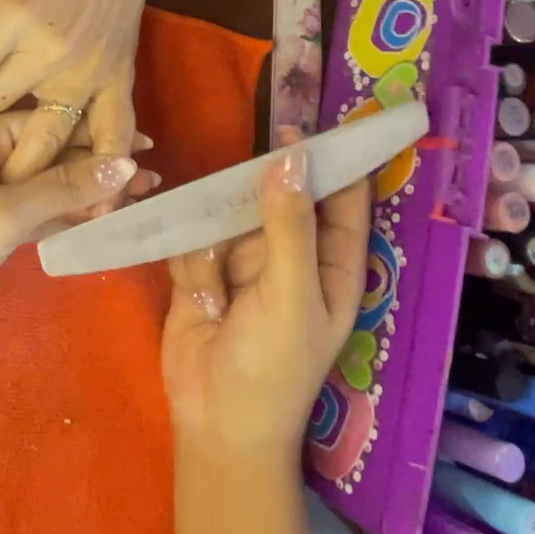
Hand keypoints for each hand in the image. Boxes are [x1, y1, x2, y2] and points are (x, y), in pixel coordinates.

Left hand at [0, 111, 157, 346]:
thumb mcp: (3, 212)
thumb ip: (63, 187)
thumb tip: (125, 164)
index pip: (44, 124)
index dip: (93, 136)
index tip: (144, 145)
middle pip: (47, 154)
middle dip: (96, 166)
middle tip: (152, 175)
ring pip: (45, 187)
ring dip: (86, 193)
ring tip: (142, 195)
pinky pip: (34, 214)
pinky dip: (65, 217)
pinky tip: (103, 218)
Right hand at [159, 127, 370, 457]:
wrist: (214, 416)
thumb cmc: (272, 366)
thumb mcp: (289, 295)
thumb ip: (287, 226)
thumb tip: (290, 158)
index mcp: (332, 266)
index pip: (343, 200)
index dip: (337, 159)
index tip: (328, 117)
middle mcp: (288, 256)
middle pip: (273, 199)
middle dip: (252, 198)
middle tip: (240, 192)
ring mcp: (242, 263)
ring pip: (223, 216)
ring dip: (214, 246)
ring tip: (215, 292)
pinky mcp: (201, 271)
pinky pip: (191, 240)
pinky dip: (191, 265)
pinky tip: (198, 301)